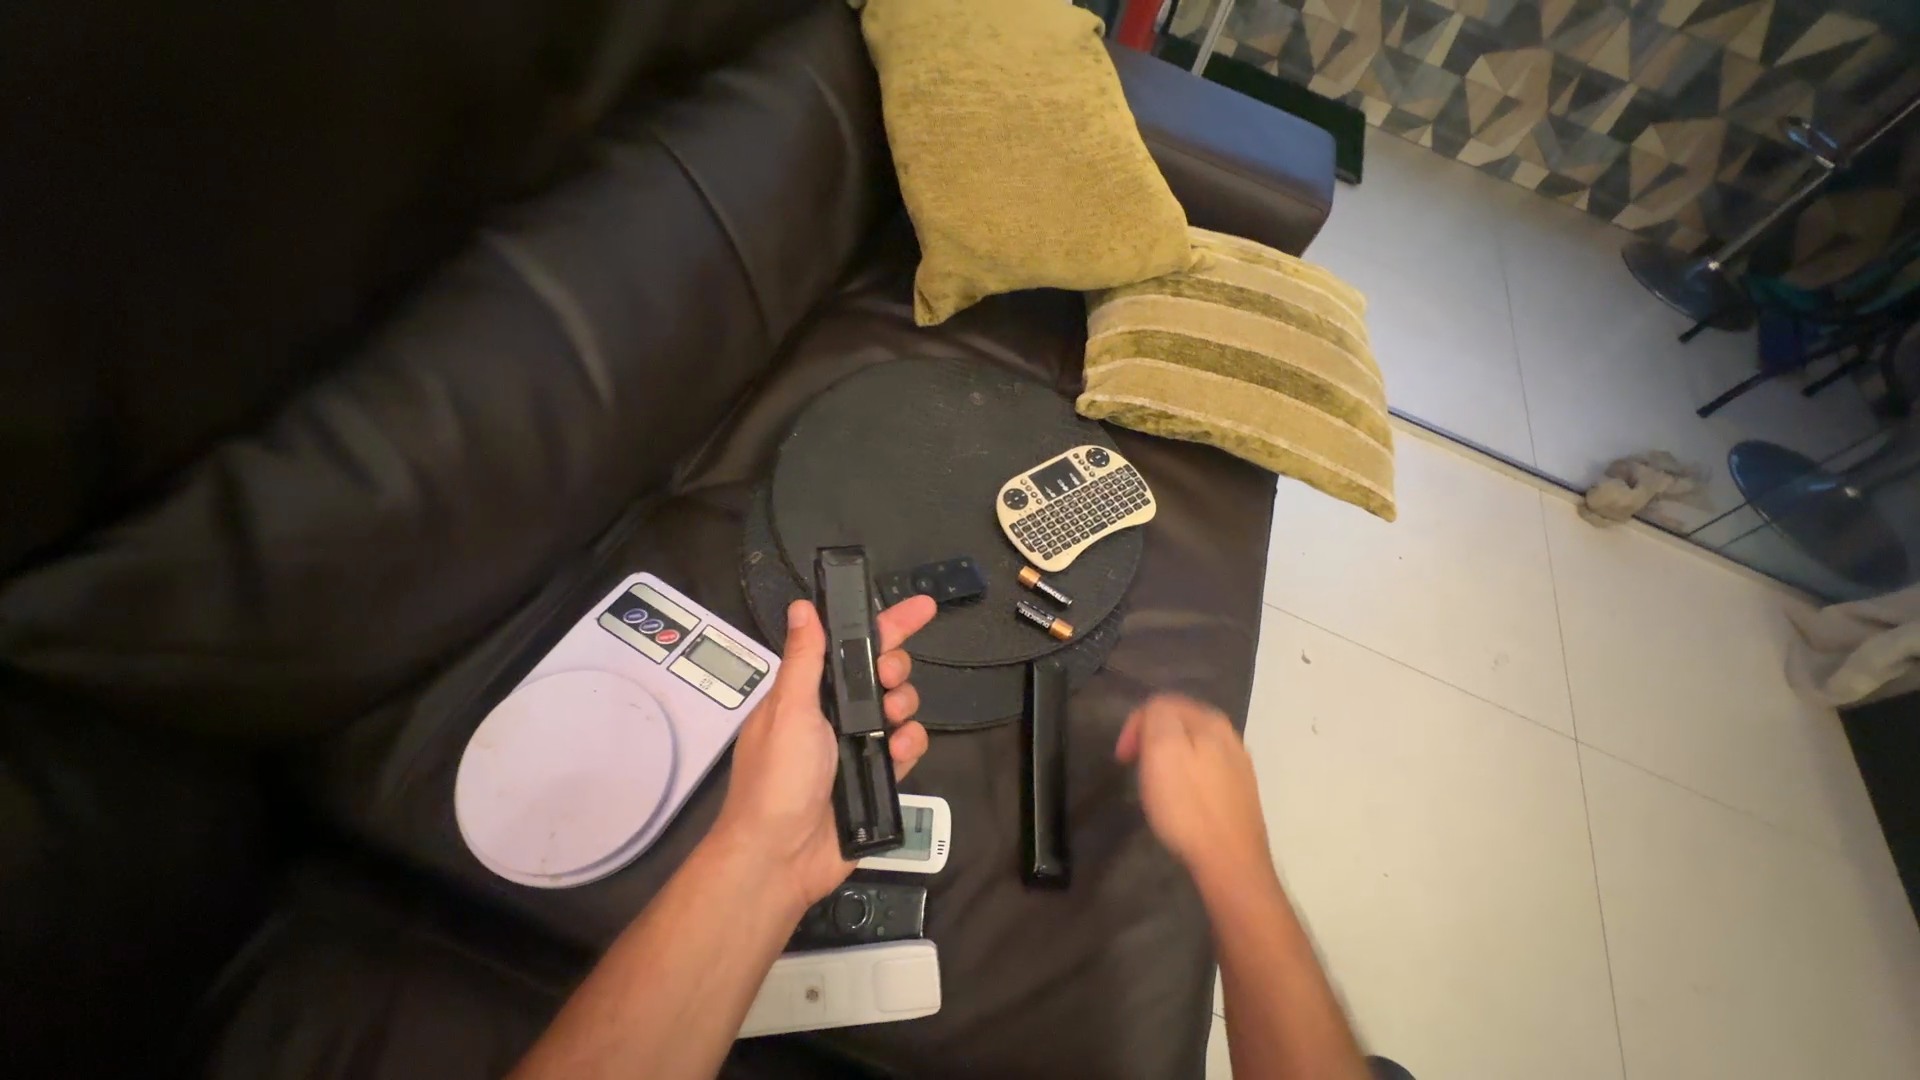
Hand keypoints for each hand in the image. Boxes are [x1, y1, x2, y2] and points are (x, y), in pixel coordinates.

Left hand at [711, 594, 937, 912]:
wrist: (781, 856)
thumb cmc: (777, 777)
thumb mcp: (788, 710)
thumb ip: (804, 658)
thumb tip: (802, 607)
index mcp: (809, 692)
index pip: (851, 645)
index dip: (887, 624)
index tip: (922, 607)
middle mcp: (835, 714)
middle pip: (883, 673)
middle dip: (894, 667)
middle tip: (887, 678)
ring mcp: (858, 744)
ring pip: (900, 707)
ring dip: (903, 706)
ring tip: (892, 720)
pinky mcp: (877, 775)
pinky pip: (907, 746)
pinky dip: (908, 744)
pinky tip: (896, 751)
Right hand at [1114, 694, 1273, 893]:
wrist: (1231, 862)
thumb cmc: (1188, 806)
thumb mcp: (1161, 750)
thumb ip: (1157, 716)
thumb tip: (1156, 711)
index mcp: (1210, 720)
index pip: (1162, 703)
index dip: (1135, 725)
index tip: (1123, 758)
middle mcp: (1229, 735)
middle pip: (1179, 722)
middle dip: (1152, 740)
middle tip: (1136, 768)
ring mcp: (1238, 764)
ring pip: (1193, 746)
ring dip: (1169, 758)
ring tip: (1156, 785)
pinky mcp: (1241, 792)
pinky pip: (1206, 770)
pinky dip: (1187, 777)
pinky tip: (1183, 800)